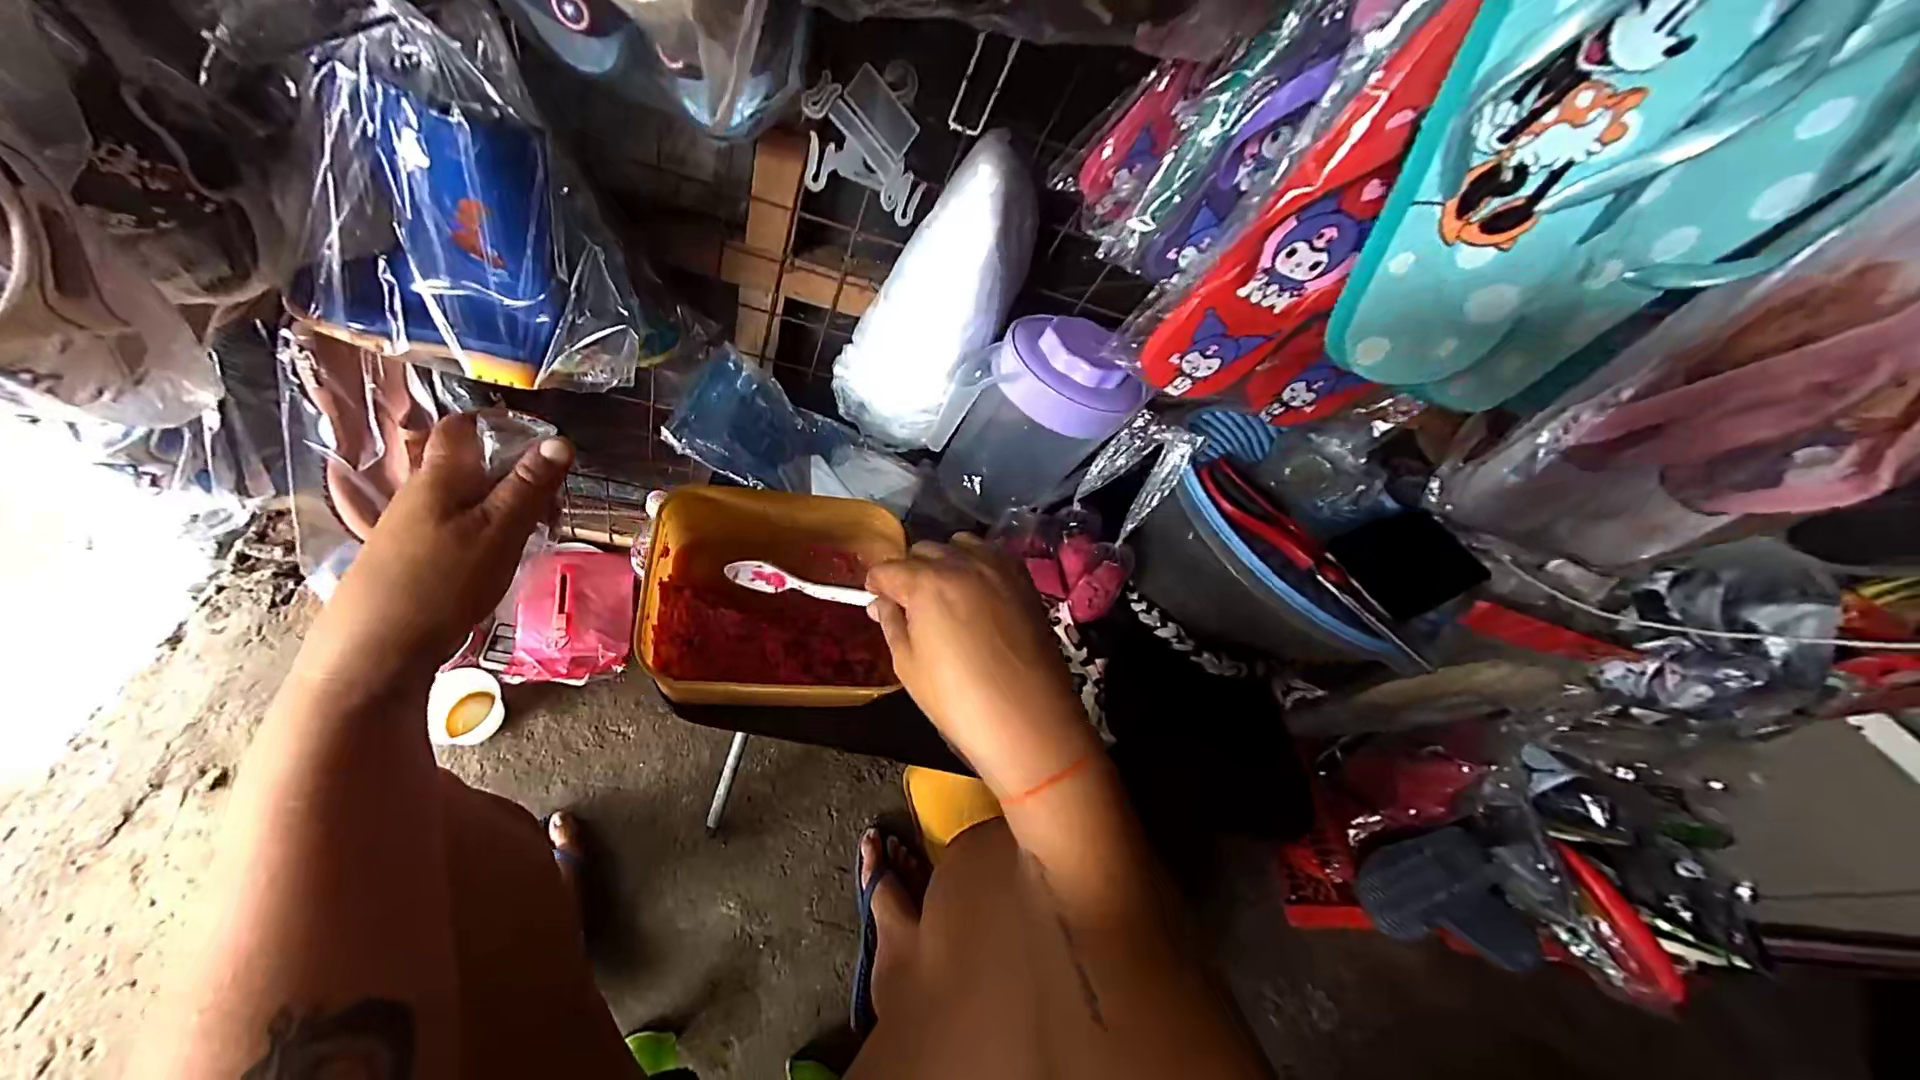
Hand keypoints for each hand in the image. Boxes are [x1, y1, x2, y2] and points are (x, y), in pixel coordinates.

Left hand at [297, 412, 572, 684]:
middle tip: (553, 504)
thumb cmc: (443, 581)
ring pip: (471, 497)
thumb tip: (559, 441)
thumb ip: (528, 487)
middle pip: (473, 464)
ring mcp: (415, 525)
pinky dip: (491, 531)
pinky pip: (462, 525)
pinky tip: (505, 557)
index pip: (463, 426)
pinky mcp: (416, 555)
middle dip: (518, 474)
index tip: (543, 447)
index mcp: (441, 476)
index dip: (501, 426)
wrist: (376, 650)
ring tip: (537, 534)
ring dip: (509, 506)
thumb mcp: (500, 531)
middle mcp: (423, 492)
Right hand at [865, 535, 1099, 794]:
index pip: (888, 568)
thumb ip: (892, 624)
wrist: (1029, 720)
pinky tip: (976, 594)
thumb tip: (882, 603)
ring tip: (945, 595)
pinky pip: (992, 556)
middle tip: (909, 603)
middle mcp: (963, 564)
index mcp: (927, 584)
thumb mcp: (909, 666)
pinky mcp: (1024, 580)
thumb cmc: (960, 701)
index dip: (876, 583)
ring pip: (960, 545)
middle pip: (924, 551)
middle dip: (910, 572)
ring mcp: (998, 568)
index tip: (875, 598)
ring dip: (945, 562)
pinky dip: (977, 565)